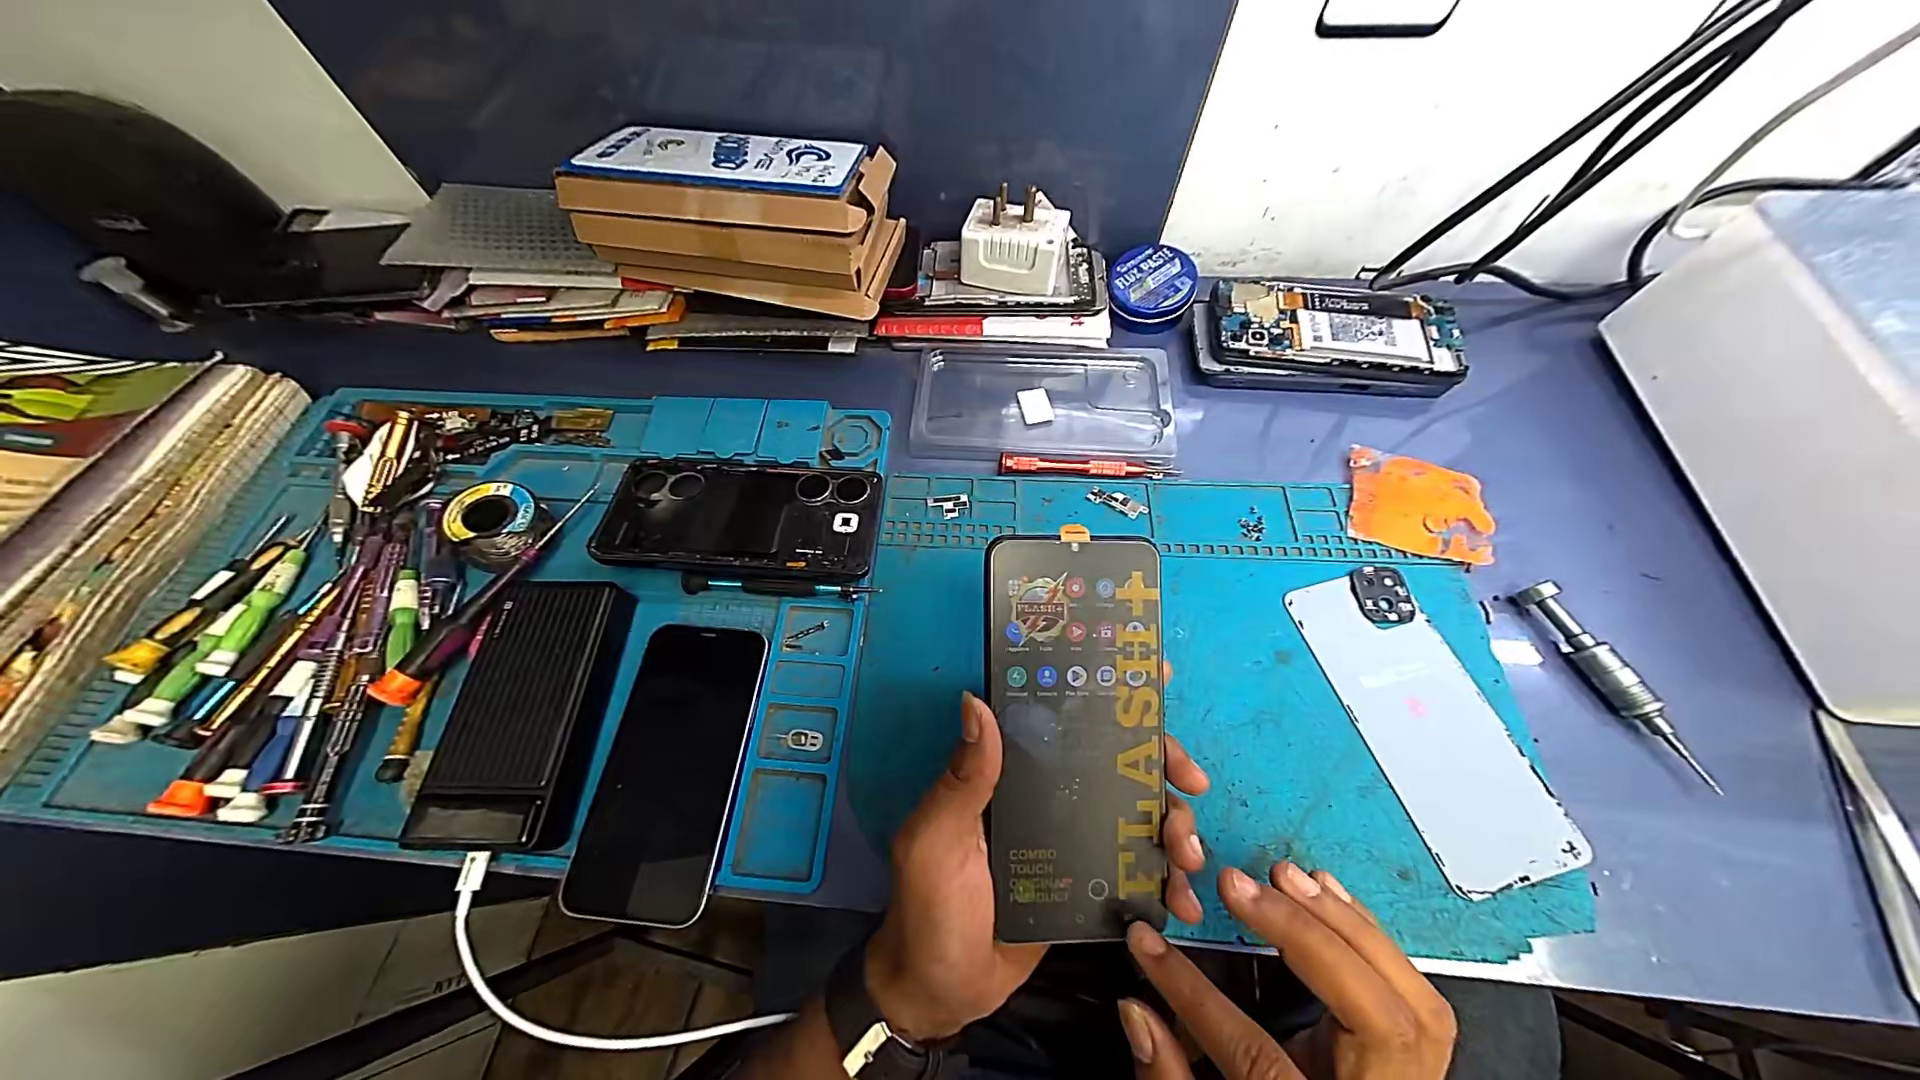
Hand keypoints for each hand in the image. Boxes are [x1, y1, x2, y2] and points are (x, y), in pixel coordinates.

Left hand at [866, 691, 1210, 1039]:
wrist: (946, 992)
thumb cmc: (930, 908)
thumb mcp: (937, 840)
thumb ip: (963, 779)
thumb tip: (976, 702)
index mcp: (1008, 771)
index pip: (1060, 716)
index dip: (1107, 694)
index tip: (1154, 681)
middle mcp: (1044, 792)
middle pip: (1114, 758)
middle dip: (1161, 760)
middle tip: (1190, 780)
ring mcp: (1071, 835)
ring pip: (1136, 809)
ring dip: (1174, 821)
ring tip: (1187, 855)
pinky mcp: (1089, 880)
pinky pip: (1136, 864)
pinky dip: (1166, 875)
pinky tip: (1181, 896)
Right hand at [1117, 863, 1455, 1079]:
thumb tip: (1136, 1010)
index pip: (1260, 1060)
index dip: (1194, 996)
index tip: (1148, 943)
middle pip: (1372, 1020)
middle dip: (1300, 937)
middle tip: (1237, 885)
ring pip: (1412, 1001)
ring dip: (1342, 922)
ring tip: (1283, 875)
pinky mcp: (1417, 1058)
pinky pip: (1413, 989)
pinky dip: (1366, 928)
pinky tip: (1324, 889)